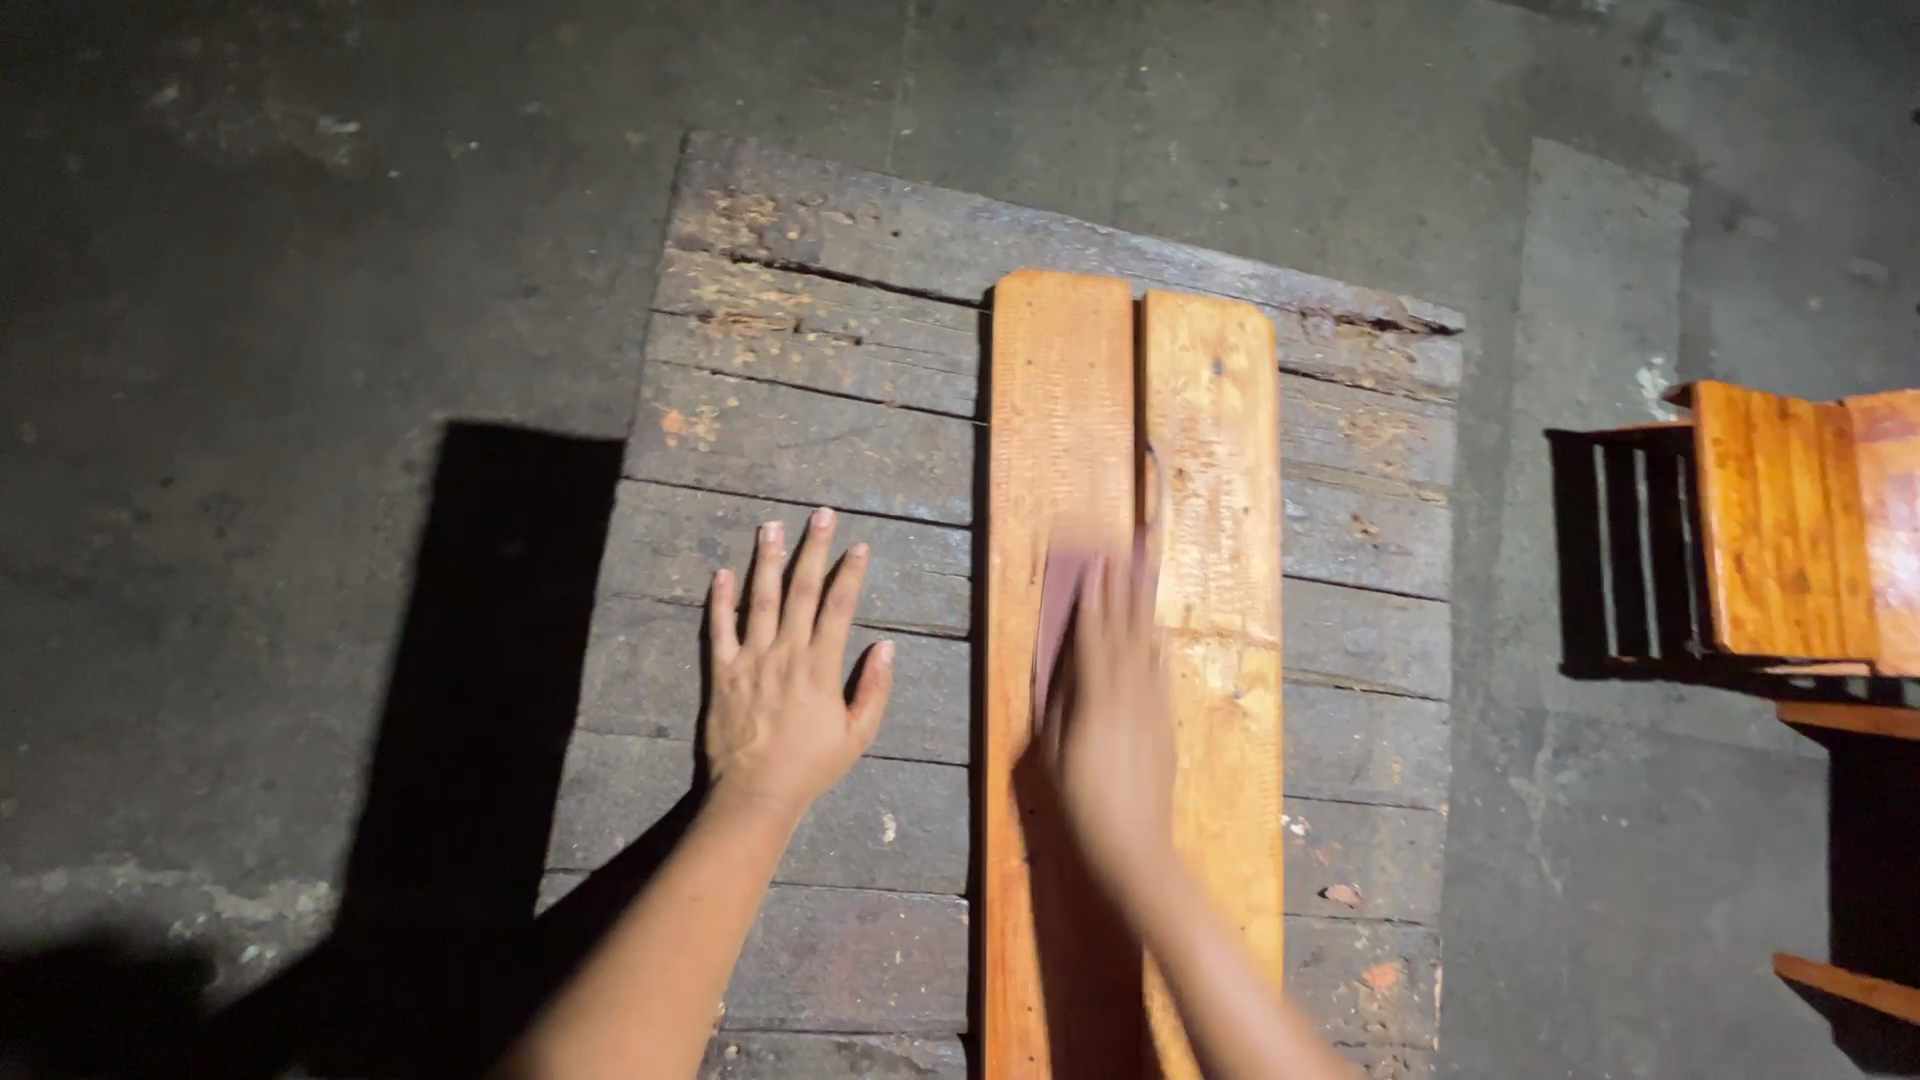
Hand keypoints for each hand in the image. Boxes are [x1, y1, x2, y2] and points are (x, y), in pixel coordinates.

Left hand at [704, 508, 893, 817]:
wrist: (755, 793)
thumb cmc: (811, 765)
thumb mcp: (858, 734)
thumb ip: (874, 688)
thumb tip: (887, 646)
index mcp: (821, 665)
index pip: (840, 606)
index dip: (851, 573)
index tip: (860, 546)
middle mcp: (786, 652)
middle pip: (802, 590)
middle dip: (814, 549)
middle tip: (821, 515)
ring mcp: (751, 658)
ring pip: (759, 598)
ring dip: (766, 559)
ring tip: (771, 526)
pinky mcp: (722, 671)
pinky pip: (719, 628)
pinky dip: (720, 599)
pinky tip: (722, 572)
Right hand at [1039, 552, 1176, 906]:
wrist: (1132, 845)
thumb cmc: (1079, 801)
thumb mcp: (1054, 750)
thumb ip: (1061, 700)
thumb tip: (1066, 658)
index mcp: (1097, 697)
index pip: (1094, 638)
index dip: (1093, 601)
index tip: (1095, 567)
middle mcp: (1129, 693)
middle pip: (1125, 633)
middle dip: (1123, 592)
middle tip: (1126, 555)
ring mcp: (1152, 708)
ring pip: (1146, 648)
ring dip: (1142, 611)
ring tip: (1144, 578)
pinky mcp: (1164, 724)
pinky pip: (1160, 674)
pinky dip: (1157, 647)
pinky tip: (1157, 633)